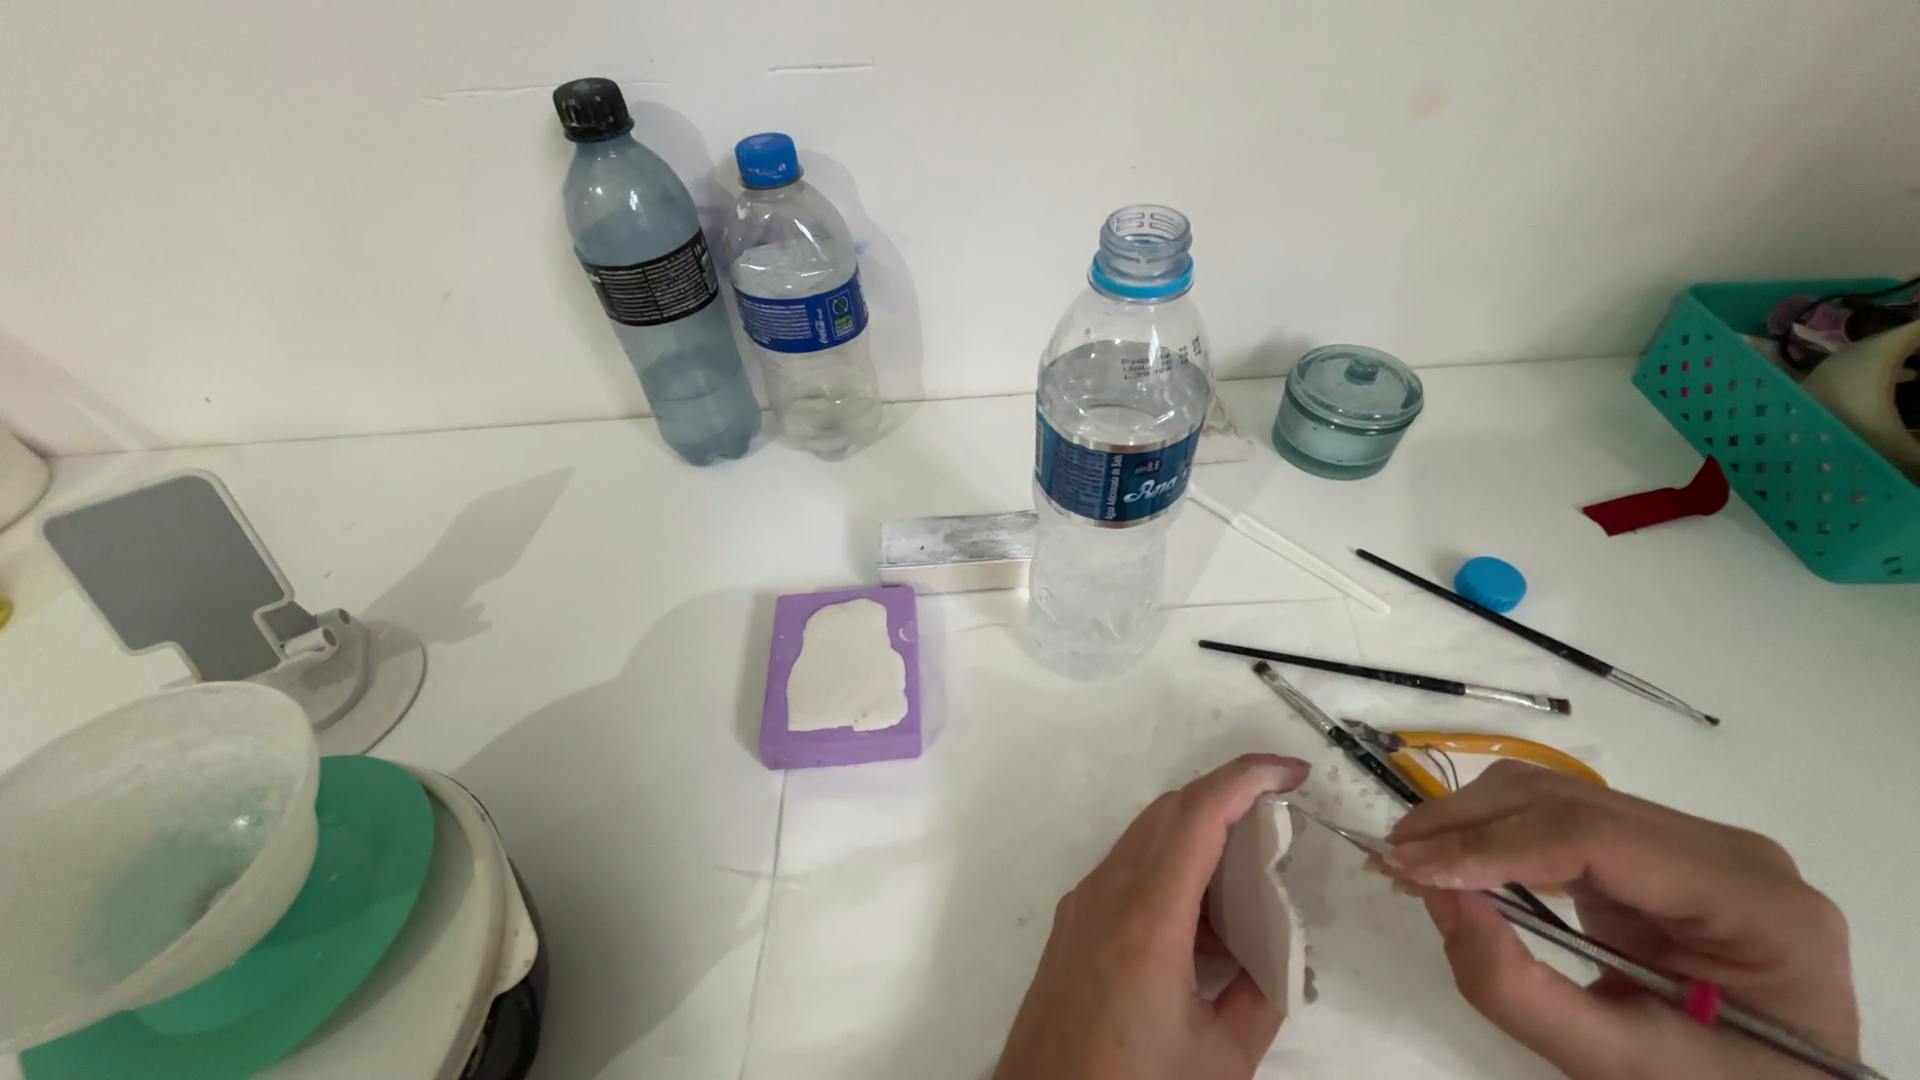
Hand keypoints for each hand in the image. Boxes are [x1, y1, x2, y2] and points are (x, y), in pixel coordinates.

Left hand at [993, 754, 1311, 1079]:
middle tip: (1282, 812)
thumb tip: (1281, 952)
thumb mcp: (1220, 1057)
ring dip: (1200, 831)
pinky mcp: (1074, 920)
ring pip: (1147, 835)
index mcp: (1148, 915)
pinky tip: (1205, 915)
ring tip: (1252, 867)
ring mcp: (1084, 901)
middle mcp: (1108, 890)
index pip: (1199, 815)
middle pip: (1170, 811)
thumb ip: (1261, 996)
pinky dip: (1172, 866)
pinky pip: (1129, 868)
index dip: (1247, 778)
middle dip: (1229, 795)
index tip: (1293, 771)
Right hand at [1385, 760, 1857, 1079]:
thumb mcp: (1618, 1063)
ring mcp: (1685, 842)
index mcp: (1754, 902)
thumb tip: (1436, 894)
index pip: (1593, 836)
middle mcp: (1724, 850)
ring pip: (1547, 793)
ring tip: (1411, 858)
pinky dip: (1489, 831)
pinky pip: (1549, 816)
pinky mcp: (1644, 848)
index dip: (1490, 844)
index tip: (1408, 869)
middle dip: (1464, 823)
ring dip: (1467, 820)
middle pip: (1563, 800)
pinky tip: (1452, 859)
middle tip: (1390, 859)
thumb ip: (1519, 989)